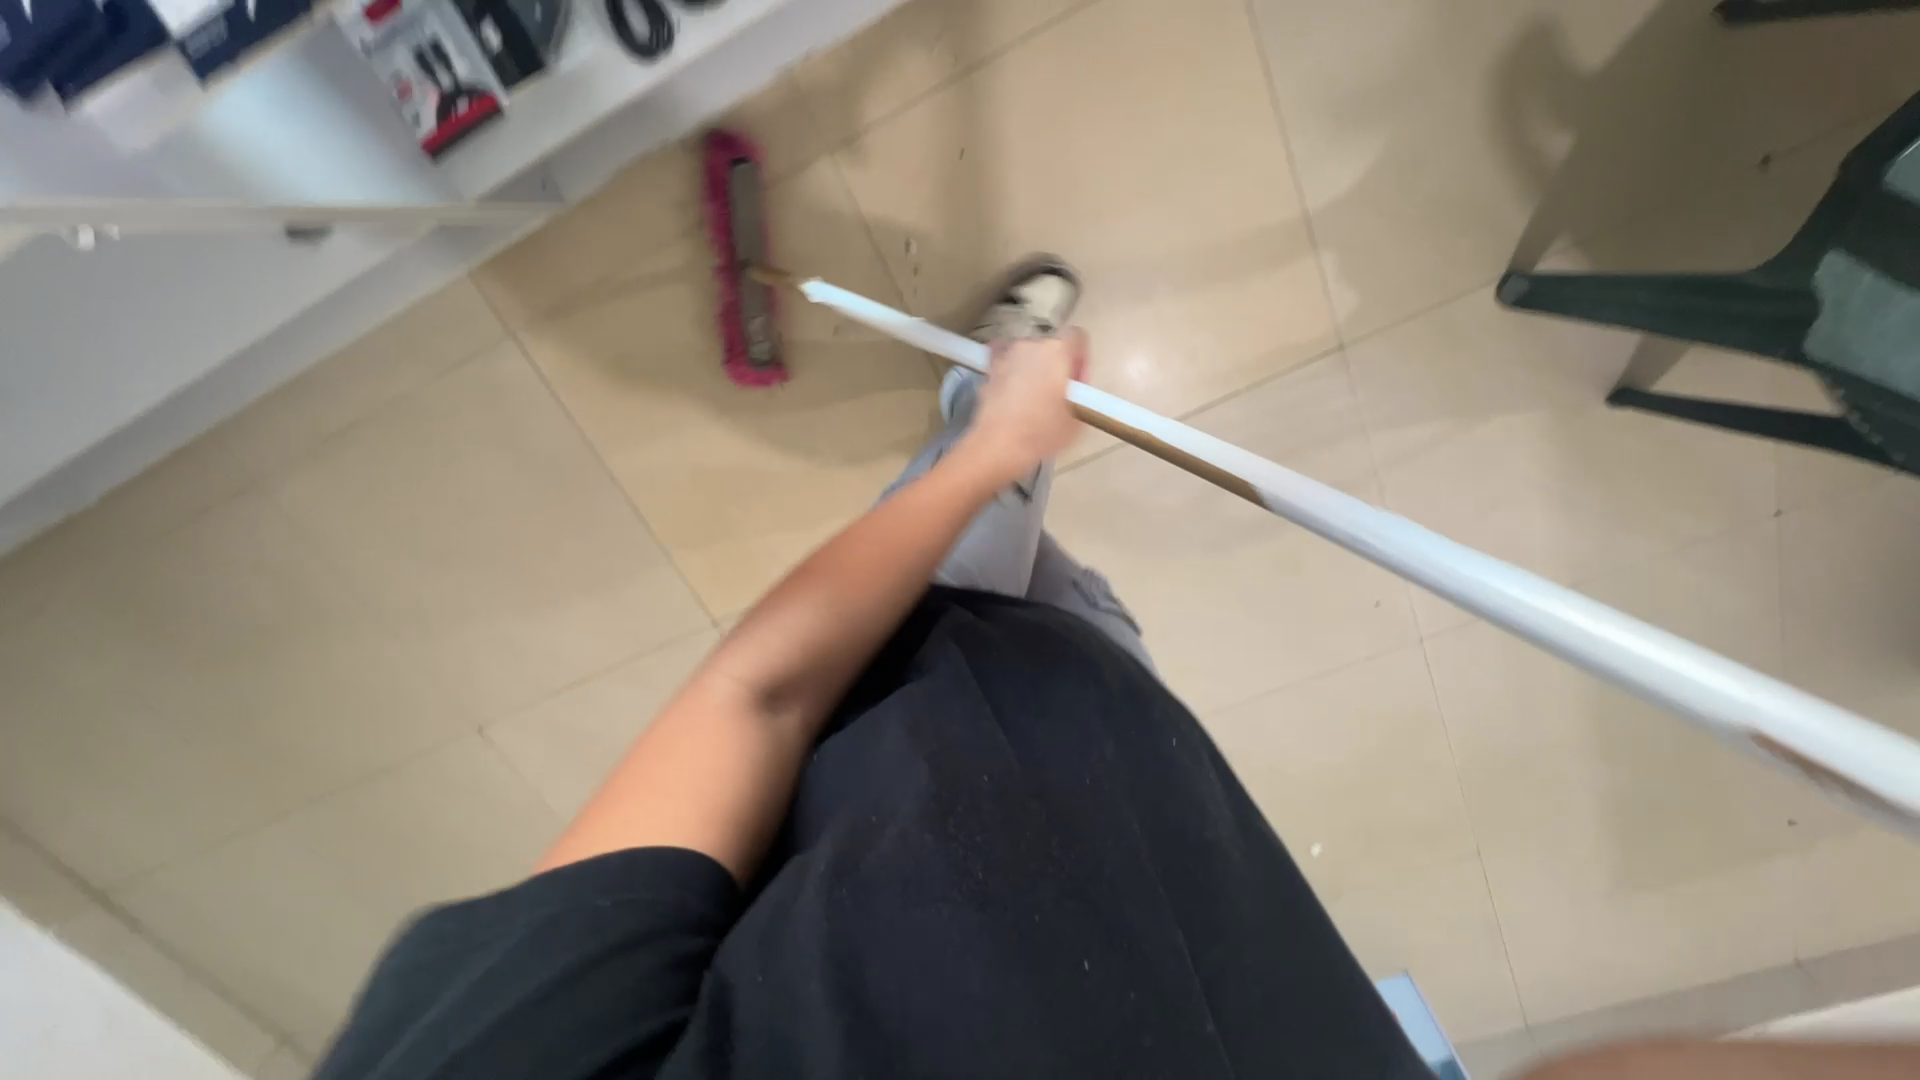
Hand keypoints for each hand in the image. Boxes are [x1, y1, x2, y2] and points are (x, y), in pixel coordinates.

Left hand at [961, 328, 1089, 481]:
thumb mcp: (1077, 419)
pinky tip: (1012, 387)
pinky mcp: (989, 369)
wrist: (998, 445)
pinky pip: (1005, 361)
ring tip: (1033, 396)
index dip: (1082, 358)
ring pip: (1028, 354)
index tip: (1078, 382)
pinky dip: (1011, 370)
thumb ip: (1081, 396)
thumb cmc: (1042, 432)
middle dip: (1057, 365)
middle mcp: (1032, 344)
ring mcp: (1007, 355)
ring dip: (1034, 368)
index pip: (1078, 337)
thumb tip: (1072, 391)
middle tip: (1058, 393)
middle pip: (1052, 346)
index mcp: (1058, 350)